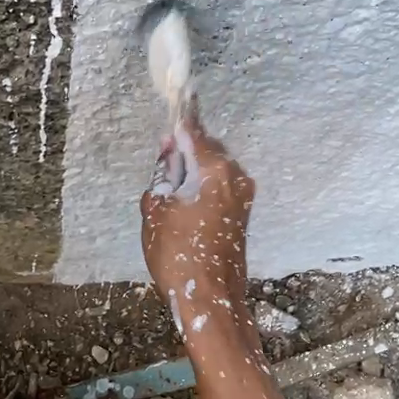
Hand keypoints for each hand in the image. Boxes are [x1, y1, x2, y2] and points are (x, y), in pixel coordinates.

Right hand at [139, 117, 256, 340]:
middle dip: (184, 149)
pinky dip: (202, 184)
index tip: (174, 98)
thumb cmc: (177, 252)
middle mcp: (236, 175)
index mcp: (215, 169)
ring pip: (213, 167)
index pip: (194, 132)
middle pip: (206, 148)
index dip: (180, 119)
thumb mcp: (155, 207)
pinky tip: (183, 199)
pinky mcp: (242, 212)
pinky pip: (219, 184)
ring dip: (192, 169)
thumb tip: (168, 147)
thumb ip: (162, 171)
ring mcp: (243, 195)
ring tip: (168, 187)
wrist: (210, 300)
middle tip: (160, 161)